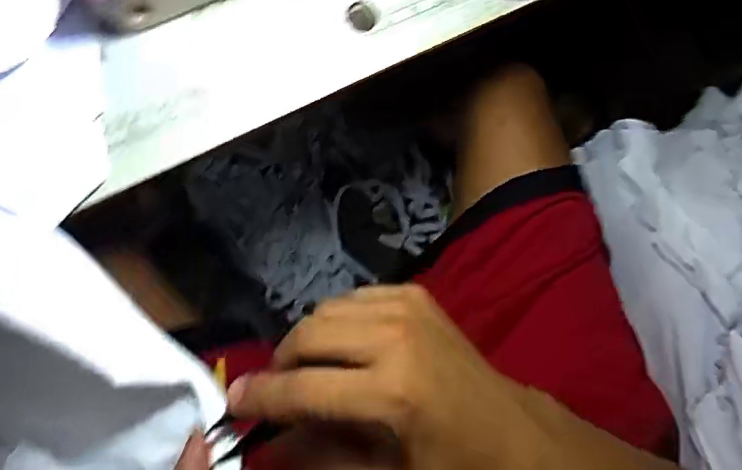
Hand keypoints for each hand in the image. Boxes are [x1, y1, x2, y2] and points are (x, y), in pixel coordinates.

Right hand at [225, 285, 547, 469]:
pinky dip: (338, 319)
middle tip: (273, 391)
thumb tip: (270, 443)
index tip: (232, 401)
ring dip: (308, 338)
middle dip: (281, 362)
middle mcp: (395, 334)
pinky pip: (355, 296)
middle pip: (310, 333)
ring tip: (308, 371)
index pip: (307, 388)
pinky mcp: (415, 290)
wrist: (508, 428)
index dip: (263, 396)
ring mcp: (407, 304)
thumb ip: (323, 456)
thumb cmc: (449, 463)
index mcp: (392, 390)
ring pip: (328, 307)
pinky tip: (343, 348)